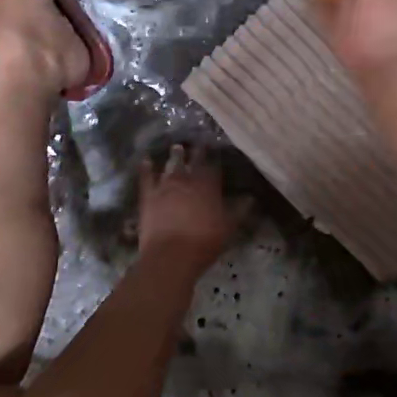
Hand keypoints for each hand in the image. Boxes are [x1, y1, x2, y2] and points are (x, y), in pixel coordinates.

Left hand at [136, 146, 233, 274]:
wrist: (171, 254)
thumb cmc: (204, 242)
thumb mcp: (228, 228)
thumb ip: (239, 211)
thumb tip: (251, 198)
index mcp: (208, 187)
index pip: (213, 168)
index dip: (214, 159)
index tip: (215, 150)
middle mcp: (187, 180)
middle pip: (193, 162)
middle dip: (197, 153)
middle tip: (197, 143)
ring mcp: (166, 186)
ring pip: (171, 166)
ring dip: (175, 155)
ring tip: (176, 146)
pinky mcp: (148, 195)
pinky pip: (146, 177)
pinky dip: (146, 168)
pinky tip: (146, 160)